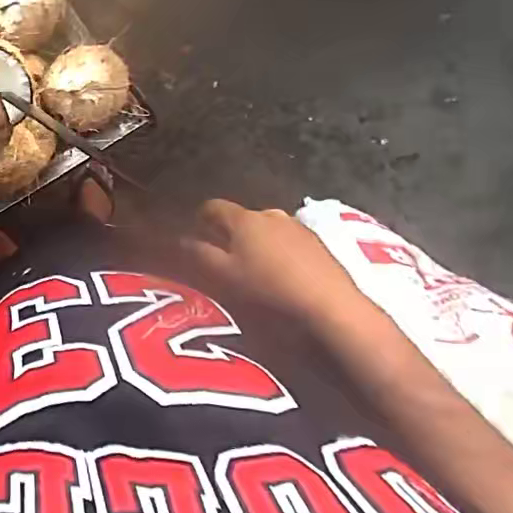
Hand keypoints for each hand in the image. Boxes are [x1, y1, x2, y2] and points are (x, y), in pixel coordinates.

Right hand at [181, 200, 361, 325]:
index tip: (195, 233)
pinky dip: (278, 251)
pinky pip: (287, 241)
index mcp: (243, 219)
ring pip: (266, 229)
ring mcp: (297, 226)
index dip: (200, 218)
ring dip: (256, 242)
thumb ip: (200, 255)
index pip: (213, 207)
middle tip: (223, 257)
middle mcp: (270, 214)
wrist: (329, 304)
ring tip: (253, 268)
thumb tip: (183, 239)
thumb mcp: (224, 276)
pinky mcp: (318, 243)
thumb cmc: (268, 288)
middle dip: (229, 233)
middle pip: (241, 218)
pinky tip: (280, 274)